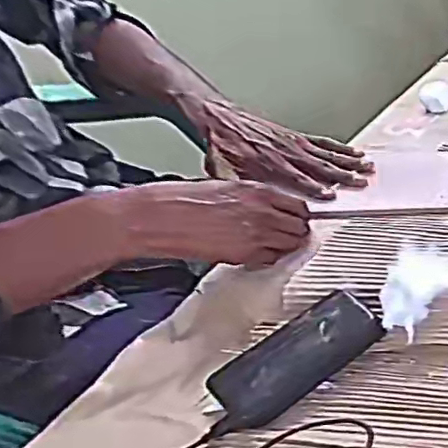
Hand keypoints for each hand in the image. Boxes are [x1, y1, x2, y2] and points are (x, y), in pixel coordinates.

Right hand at [106, 180, 311, 267]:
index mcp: (258, 193)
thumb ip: (253, 198)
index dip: (298, 215)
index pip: (300, 207)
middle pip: (300, 228)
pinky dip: (266, 258)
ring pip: (292, 245)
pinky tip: (253, 253)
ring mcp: (258, 234)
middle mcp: (264, 213)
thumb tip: (272, 207)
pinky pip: (272, 259)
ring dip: (284, 246)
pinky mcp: (246, 253)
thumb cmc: (175, 200)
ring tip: (268, 244)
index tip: (294, 220)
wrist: (147, 217)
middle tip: (282, 234)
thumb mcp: (222, 188)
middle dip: (294, 232)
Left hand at [177, 93, 371, 199]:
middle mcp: (288, 155)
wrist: (217, 119)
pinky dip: (343, 148)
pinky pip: (325, 143)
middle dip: (344, 176)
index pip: (300, 180)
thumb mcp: (223, 172)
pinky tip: (356, 152)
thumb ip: (240, 189)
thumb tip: (248, 206)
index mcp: (271, 166)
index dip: (316, 188)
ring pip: (329, 155)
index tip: (331, 195)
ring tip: (368, 168)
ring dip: (350, 162)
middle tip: (362, 183)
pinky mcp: (300, 137)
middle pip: (322, 168)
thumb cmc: (223, 147)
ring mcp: (297, 145)